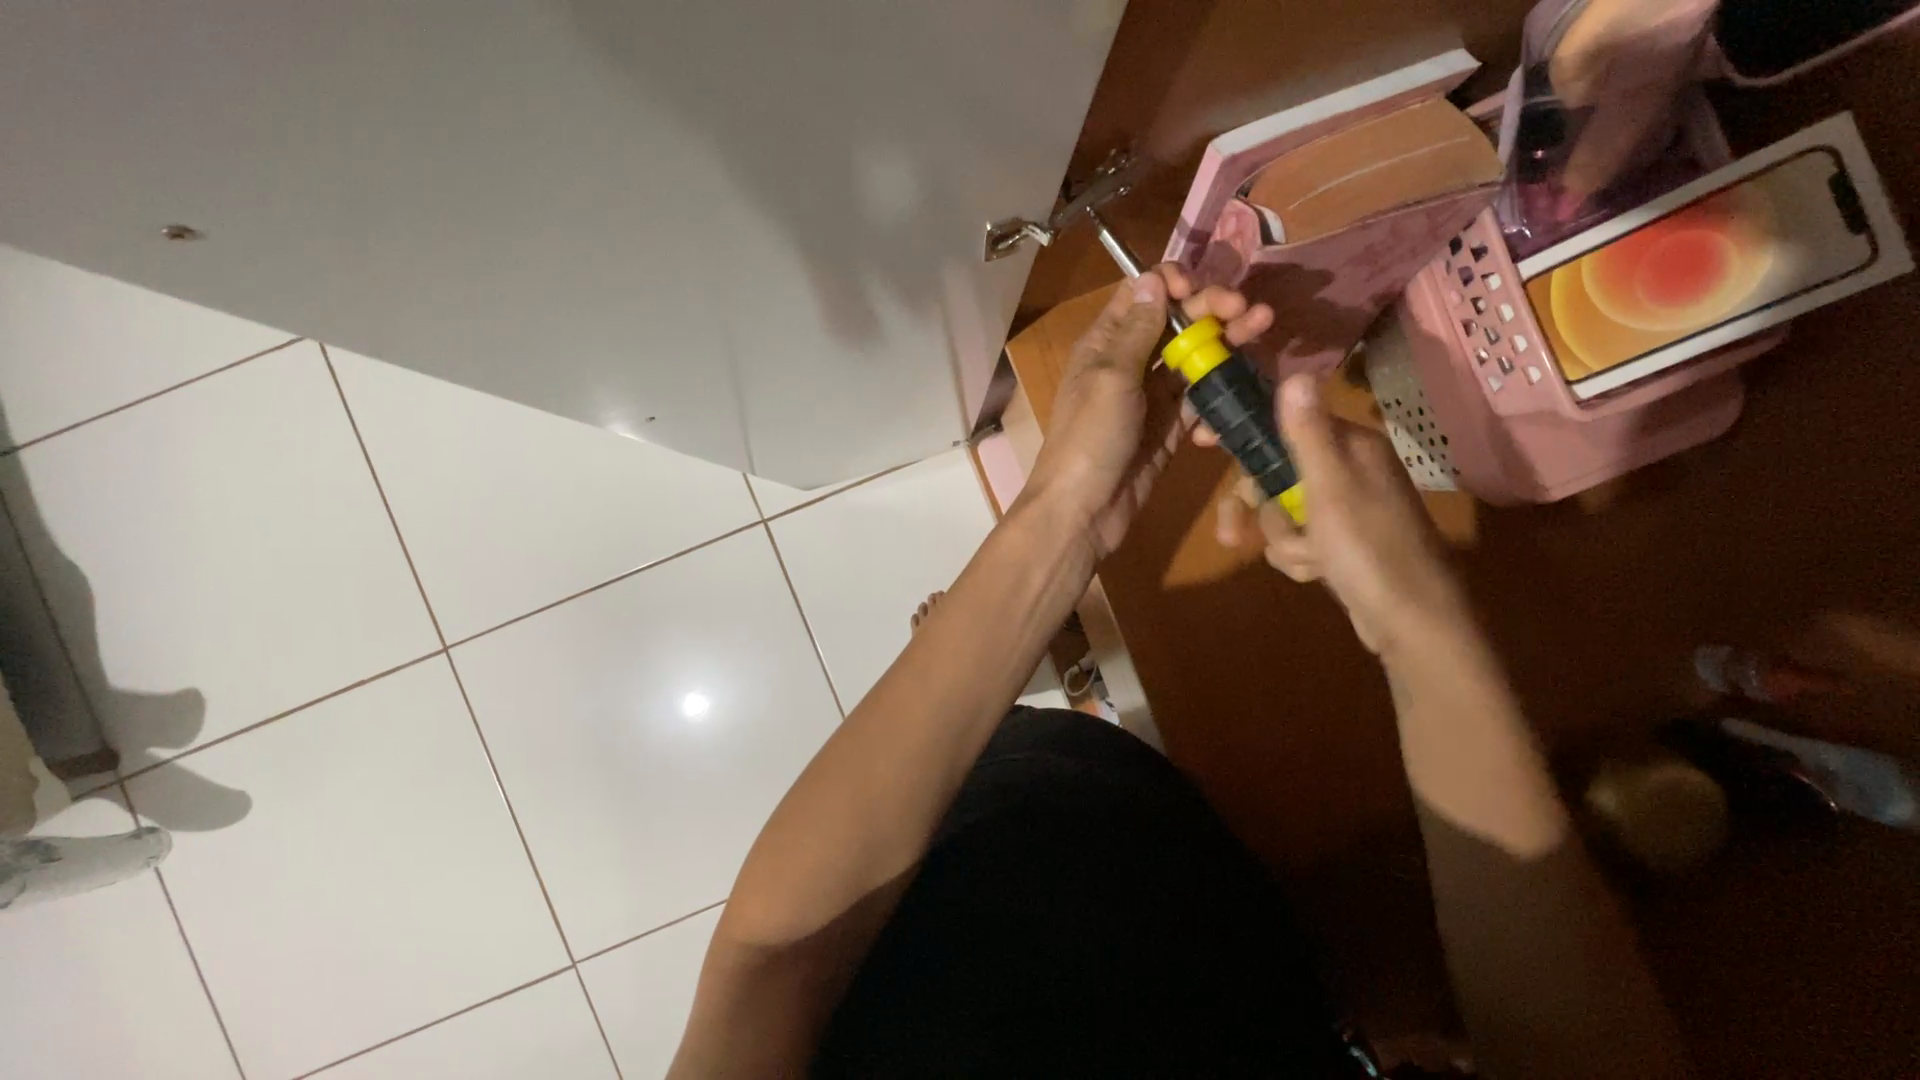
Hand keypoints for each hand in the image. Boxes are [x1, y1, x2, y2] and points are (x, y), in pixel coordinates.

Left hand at [1023, 265, 1272, 558]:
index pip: (1143, 295)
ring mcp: (1152, 398)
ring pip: (1195, 360)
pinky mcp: (1171, 429)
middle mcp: (1130, 364)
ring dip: (1227, 348)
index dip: (1174, 284)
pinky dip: (1215, 404)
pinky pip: (1200, 403)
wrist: (1084, 512)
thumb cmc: (1090, 439)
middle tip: (1250, 313)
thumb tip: (1152, 277)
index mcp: (1106, 343)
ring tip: (1261, 335)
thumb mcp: (1110, 378)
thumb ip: (1136, 331)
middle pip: (1178, 323)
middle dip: (1214, 312)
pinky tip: (1222, 413)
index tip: (1199, 290)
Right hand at [1214, 373, 1468, 657]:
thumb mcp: (1331, 487)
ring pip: (1281, 512)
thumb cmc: (1369, 549)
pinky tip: (1317, 573)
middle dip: (1255, 507)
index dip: (1242, 432)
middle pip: (1273, 473)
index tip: (1202, 440)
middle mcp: (1346, 471)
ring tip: (1307, 559)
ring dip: (1283, 539)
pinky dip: (1299, 558)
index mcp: (1349, 447)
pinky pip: (1297, 540)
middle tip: (1232, 535)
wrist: (1411, 621)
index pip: (1283, 422)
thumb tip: (1295, 374)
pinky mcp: (1340, 543)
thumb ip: (1307, 433)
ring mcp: (1343, 510)